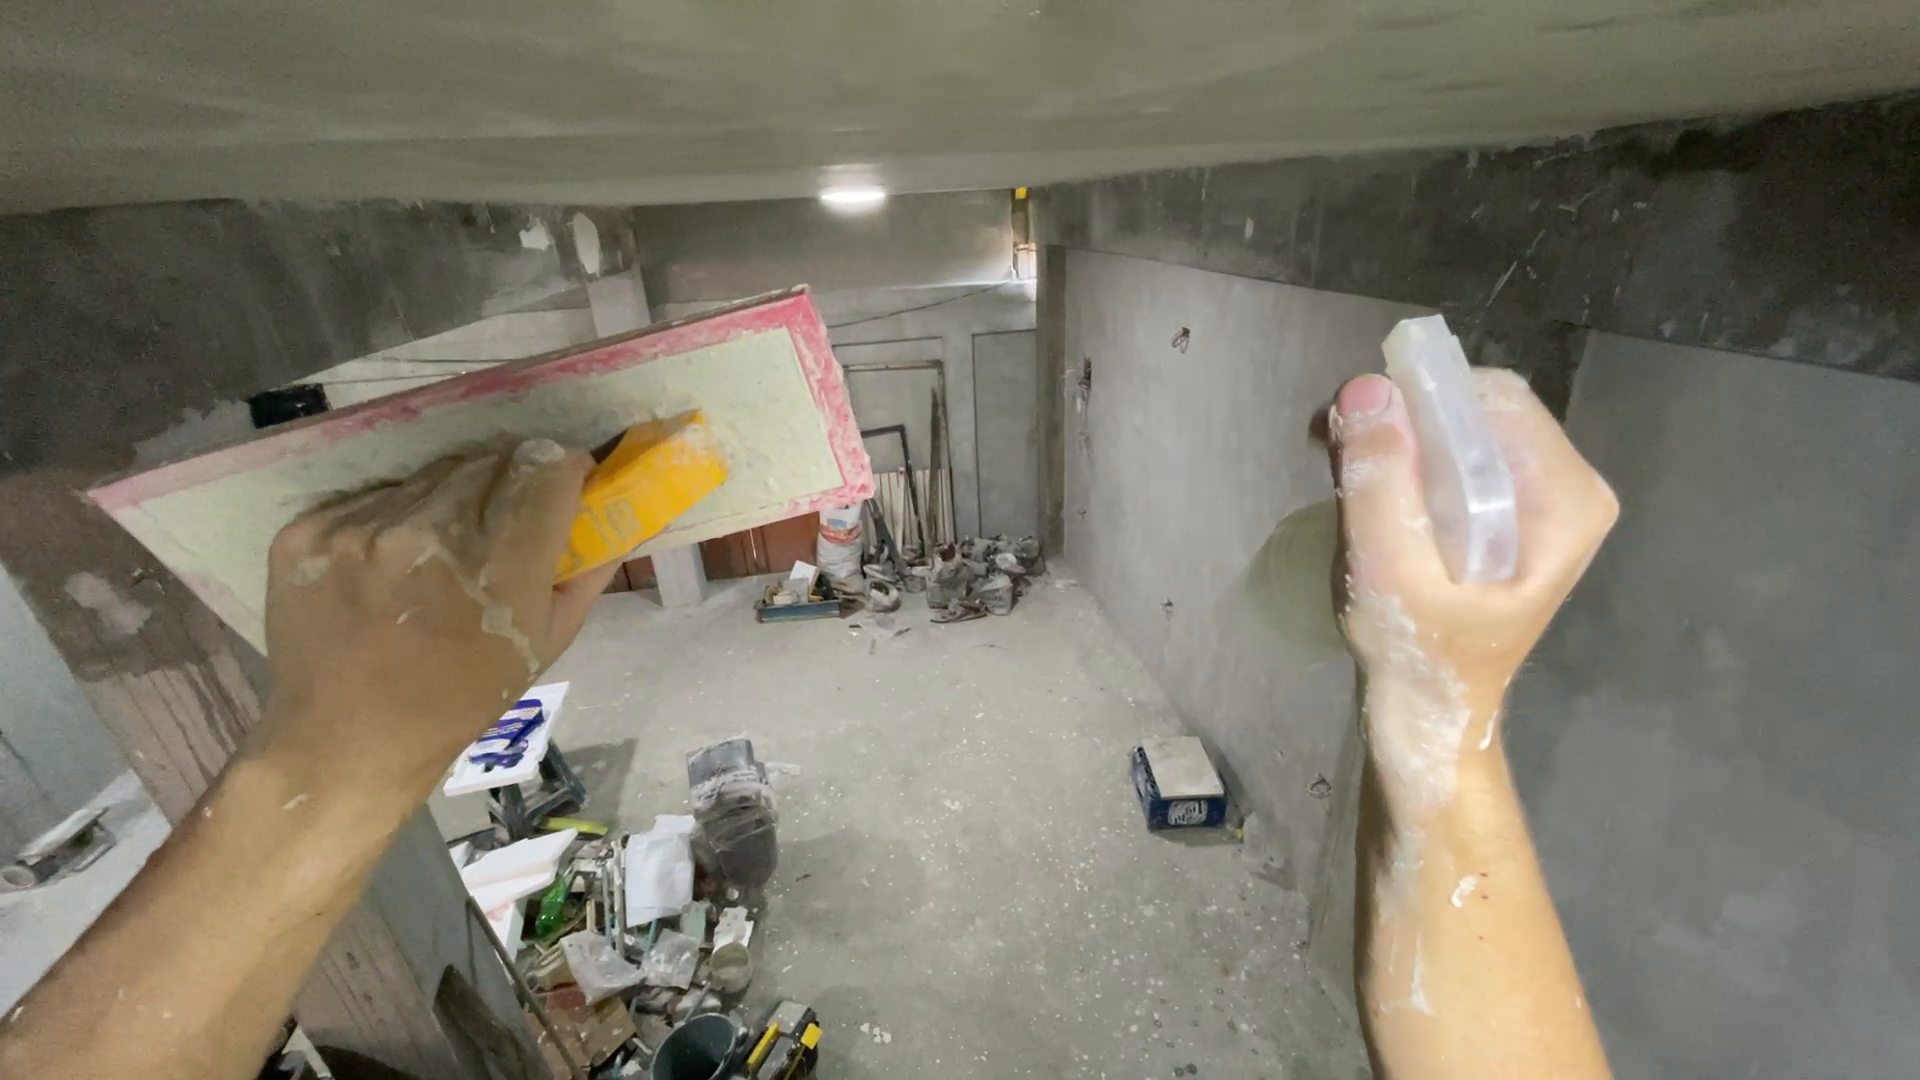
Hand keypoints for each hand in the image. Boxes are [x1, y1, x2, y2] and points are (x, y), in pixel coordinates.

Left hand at [258, 439, 620, 796]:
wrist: (349, 734)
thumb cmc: (467, 694)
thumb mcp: (549, 641)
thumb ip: (588, 575)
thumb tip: (617, 526)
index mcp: (501, 567)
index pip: (547, 473)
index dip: (567, 466)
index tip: (573, 473)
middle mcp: (432, 534)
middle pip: (495, 461)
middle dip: (520, 473)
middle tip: (521, 500)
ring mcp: (363, 529)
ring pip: (438, 473)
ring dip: (463, 489)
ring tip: (458, 527)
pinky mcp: (309, 532)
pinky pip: (379, 494)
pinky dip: (403, 509)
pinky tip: (403, 548)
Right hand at [1326, 370, 1616, 806]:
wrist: (1429, 705)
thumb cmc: (1416, 649)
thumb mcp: (1388, 568)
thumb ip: (1380, 481)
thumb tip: (1363, 387)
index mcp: (1562, 498)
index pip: (1491, 400)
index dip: (1417, 398)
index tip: (1352, 426)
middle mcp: (1561, 486)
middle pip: (1475, 409)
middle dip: (1401, 418)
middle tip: (1338, 452)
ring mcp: (1533, 499)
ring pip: (1457, 430)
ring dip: (1393, 439)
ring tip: (1346, 477)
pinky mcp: (1502, 512)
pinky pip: (1449, 458)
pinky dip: (1401, 461)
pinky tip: (1367, 489)